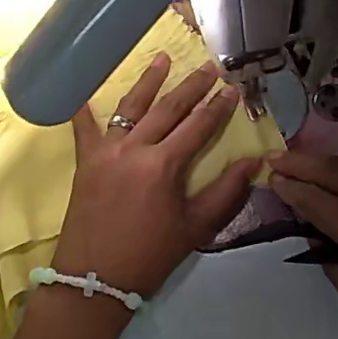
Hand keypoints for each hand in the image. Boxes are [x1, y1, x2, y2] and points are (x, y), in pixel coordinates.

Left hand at [53, 55, 260, 313]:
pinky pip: (84, 129)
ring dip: (148, 82)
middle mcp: (133, 148)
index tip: (232, 89)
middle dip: (191, 87)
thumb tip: (253, 162)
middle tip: (208, 68)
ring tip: (162, 58)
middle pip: (167, 108)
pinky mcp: (84, 163)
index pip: (198, 126)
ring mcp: (105, 152)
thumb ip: (226, 192)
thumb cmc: (151, 255)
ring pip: (129, 107)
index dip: (218, 107)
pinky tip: (86, 92)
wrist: (95, 280)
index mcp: (163, 165)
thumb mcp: (196, 227)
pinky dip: (85, 110)